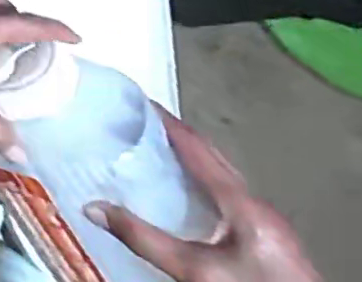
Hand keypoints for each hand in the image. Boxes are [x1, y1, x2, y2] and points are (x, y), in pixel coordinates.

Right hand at [87, 109, 321, 281]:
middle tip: (137, 120)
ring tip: (152, 149)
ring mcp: (268, 227)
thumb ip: (145, 239)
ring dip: (189, 158)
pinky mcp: (270, 244)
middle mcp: (257, 207)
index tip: (136, 98)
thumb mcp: (197, 273)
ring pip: (221, 177)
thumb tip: (91, 207)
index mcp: (241, 202)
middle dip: (176, 135)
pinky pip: (227, 197)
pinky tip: (184, 194)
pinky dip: (200, 182)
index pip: (196, 146)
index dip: (165, 120)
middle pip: (212, 157)